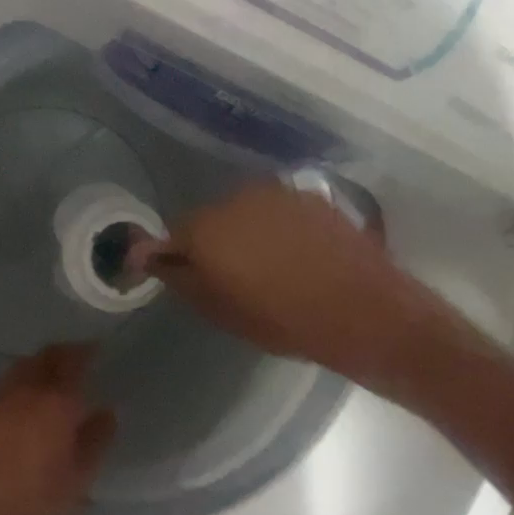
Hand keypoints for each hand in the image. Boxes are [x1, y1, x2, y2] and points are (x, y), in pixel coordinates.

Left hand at [0, 343, 116, 514]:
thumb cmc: (38, 501)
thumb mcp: (80, 476)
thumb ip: (97, 439)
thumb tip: (106, 412)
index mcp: (56, 402)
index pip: (73, 361)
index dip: (85, 351)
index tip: (95, 349)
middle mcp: (24, 391)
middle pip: (44, 358)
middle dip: (61, 354)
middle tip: (74, 360)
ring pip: (19, 369)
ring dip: (36, 367)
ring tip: (47, 379)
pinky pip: (0, 390)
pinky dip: (15, 388)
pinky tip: (19, 406)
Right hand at [129, 181, 418, 373]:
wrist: (366, 310)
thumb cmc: (286, 321)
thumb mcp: (222, 312)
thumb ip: (180, 278)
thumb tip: (147, 256)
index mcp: (206, 228)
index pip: (171, 235)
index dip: (175, 258)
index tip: (186, 279)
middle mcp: (235, 198)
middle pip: (208, 219)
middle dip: (211, 243)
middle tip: (230, 279)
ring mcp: (275, 192)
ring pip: (243, 211)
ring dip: (245, 233)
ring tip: (266, 268)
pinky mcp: (308, 195)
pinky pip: (276, 210)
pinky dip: (276, 228)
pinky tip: (295, 256)